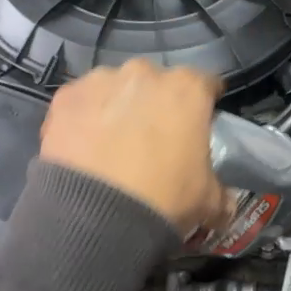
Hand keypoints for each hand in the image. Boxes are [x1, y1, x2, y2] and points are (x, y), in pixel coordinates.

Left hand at [38, 60, 226, 233]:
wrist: (97, 216)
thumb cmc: (165, 199)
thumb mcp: (208, 203)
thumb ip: (221, 194)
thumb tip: (225, 203)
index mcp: (187, 91)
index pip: (207, 84)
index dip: (206, 104)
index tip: (203, 123)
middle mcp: (144, 74)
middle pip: (158, 84)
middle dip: (159, 106)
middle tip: (156, 141)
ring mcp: (100, 81)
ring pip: (117, 89)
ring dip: (121, 109)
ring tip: (116, 147)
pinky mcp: (65, 98)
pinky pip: (84, 104)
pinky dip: (87, 120)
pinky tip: (88, 150)